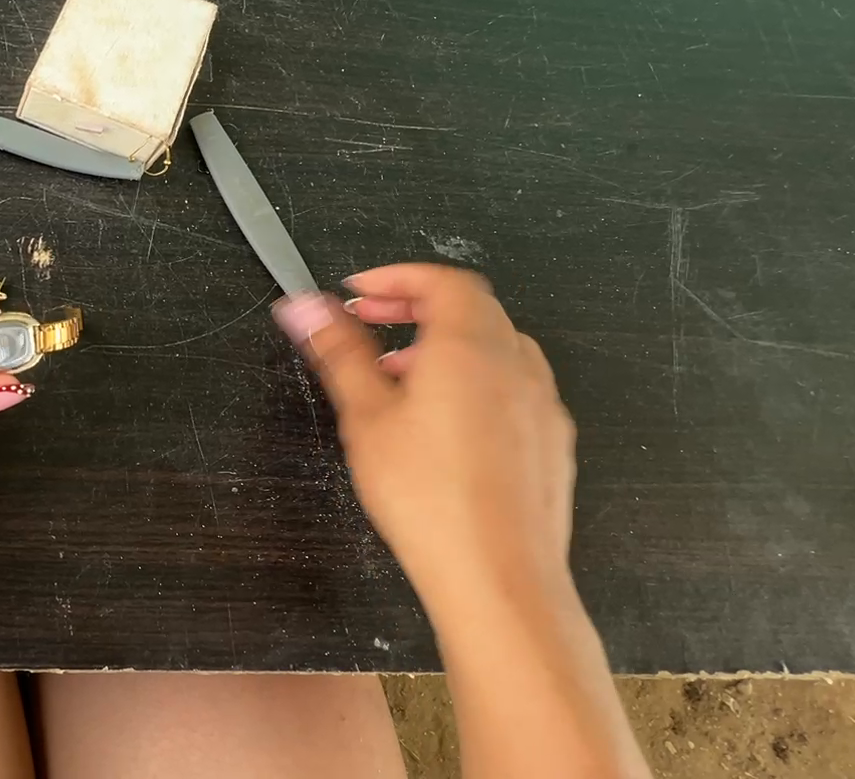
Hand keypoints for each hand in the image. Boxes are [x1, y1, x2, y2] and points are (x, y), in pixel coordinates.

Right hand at [271, 264, 577, 614]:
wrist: (497, 578)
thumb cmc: (427, 496)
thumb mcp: (363, 412)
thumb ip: (336, 350)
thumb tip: (304, 306)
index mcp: (469, 349)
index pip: (442, 280)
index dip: (394, 276)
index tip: (356, 292)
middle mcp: (515, 367)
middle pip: (471, 306)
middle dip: (413, 304)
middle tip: (368, 321)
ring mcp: (541, 404)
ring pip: (493, 344)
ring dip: (442, 339)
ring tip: (397, 372)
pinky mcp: (550, 440)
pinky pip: (511, 382)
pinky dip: (471, 373)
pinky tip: (438, 417)